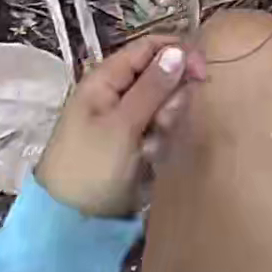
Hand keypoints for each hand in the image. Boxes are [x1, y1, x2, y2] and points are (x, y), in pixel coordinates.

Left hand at [33, 35, 205, 217]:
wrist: (69, 223)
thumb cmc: (91, 167)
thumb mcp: (123, 125)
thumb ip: (153, 87)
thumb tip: (178, 50)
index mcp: (105, 78)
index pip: (148, 48)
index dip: (177, 53)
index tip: (203, 72)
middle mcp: (114, 92)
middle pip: (159, 75)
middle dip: (170, 97)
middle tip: (163, 124)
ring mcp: (122, 118)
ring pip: (162, 104)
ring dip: (165, 122)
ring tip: (151, 147)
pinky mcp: (130, 142)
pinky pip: (157, 128)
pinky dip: (159, 141)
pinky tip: (149, 159)